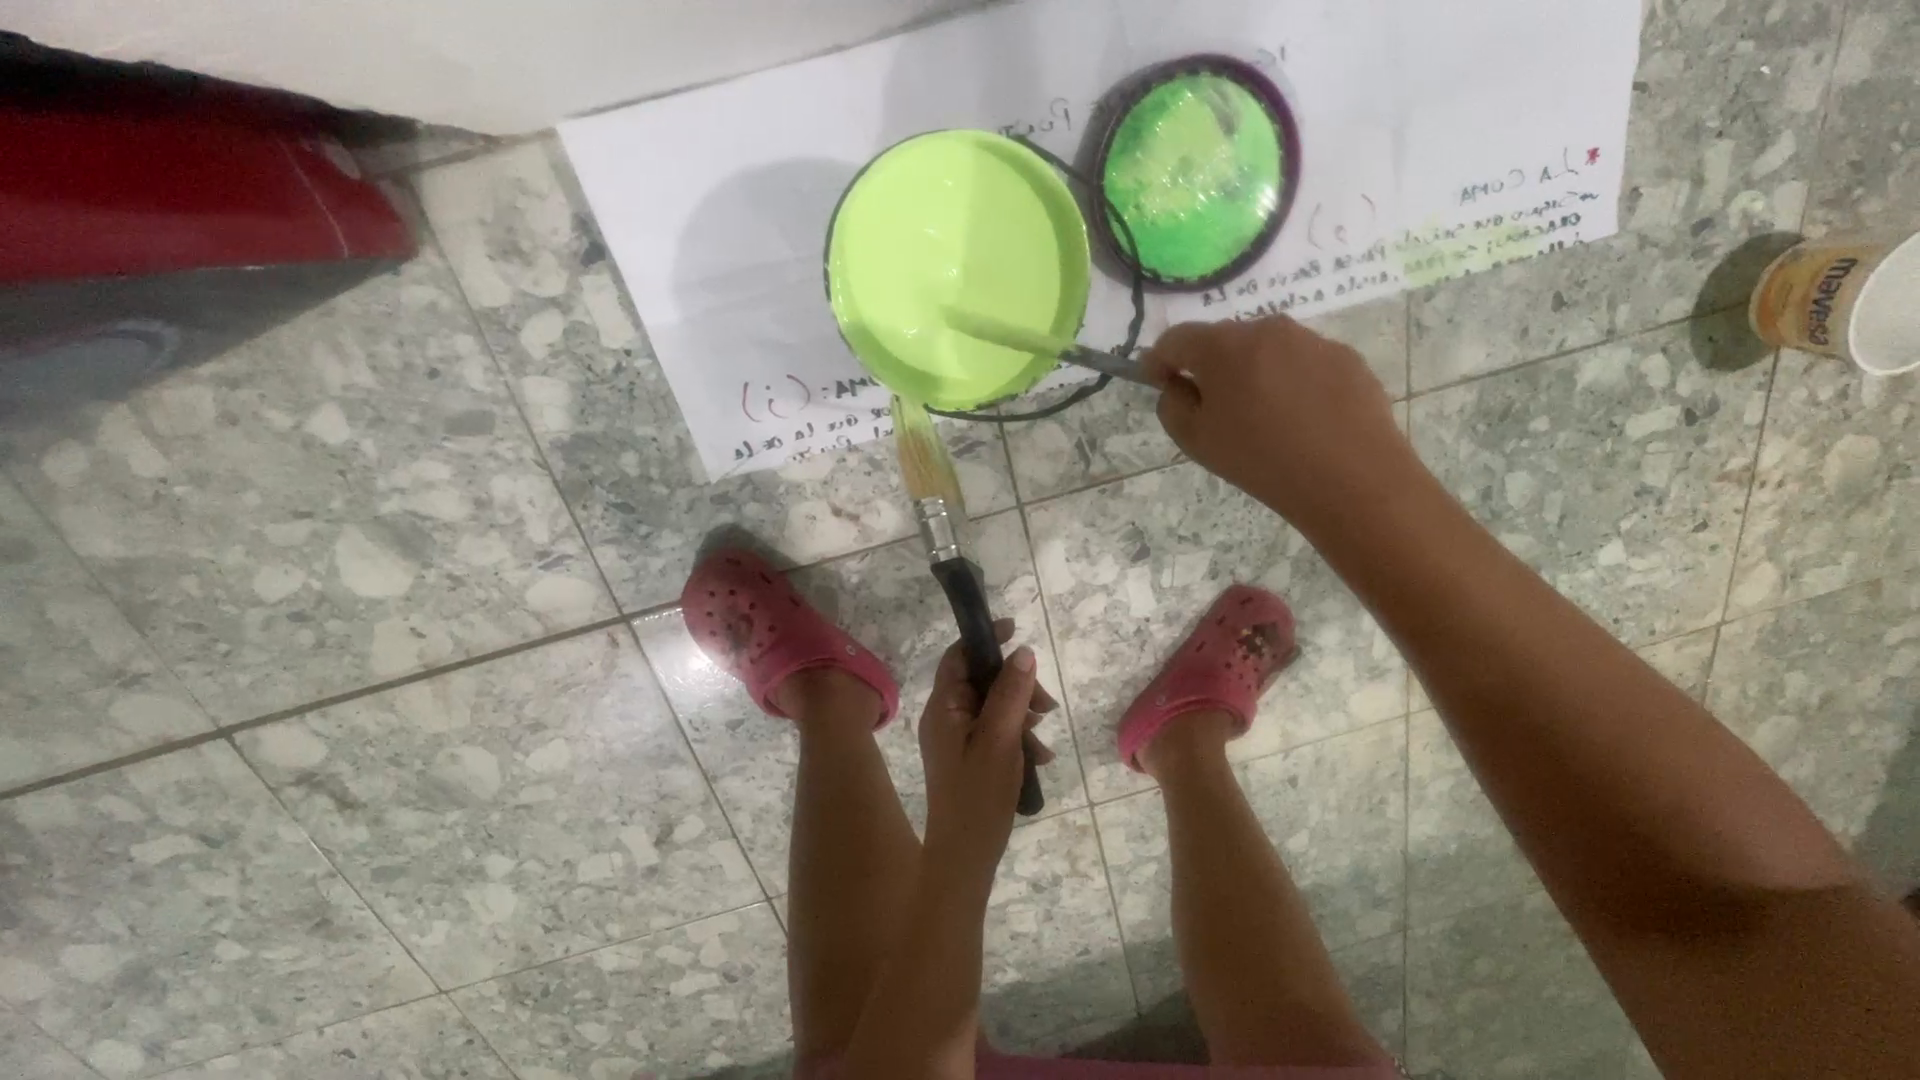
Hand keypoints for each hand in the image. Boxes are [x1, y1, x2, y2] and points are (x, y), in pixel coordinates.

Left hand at [918, 619, 1054, 884]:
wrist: (963, 858)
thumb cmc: (978, 796)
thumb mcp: (1000, 740)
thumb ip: (1010, 694)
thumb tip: (1022, 652)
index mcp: (942, 708)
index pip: (958, 657)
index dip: (985, 640)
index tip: (1016, 631)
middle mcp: (944, 719)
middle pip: (981, 682)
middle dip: (1017, 686)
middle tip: (1047, 706)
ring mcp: (955, 740)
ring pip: (992, 708)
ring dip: (1022, 715)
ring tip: (1044, 740)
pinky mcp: (967, 760)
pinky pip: (994, 733)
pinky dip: (1017, 738)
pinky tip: (1038, 758)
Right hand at [1143, 315, 1416, 525]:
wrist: (1352, 478)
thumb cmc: (1262, 461)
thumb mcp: (1195, 441)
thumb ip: (1172, 404)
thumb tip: (1178, 383)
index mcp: (1223, 347)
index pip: (1175, 339)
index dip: (1159, 360)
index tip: (1158, 383)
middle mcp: (1268, 330)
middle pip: (1224, 340)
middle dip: (1211, 367)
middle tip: (1215, 409)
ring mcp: (1312, 340)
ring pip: (1267, 350)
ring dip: (1255, 373)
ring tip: (1264, 418)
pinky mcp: (1346, 358)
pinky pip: (1304, 363)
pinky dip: (1293, 383)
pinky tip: (1303, 421)